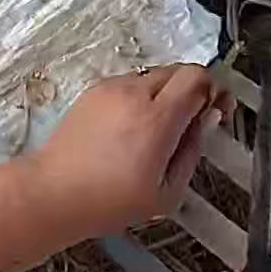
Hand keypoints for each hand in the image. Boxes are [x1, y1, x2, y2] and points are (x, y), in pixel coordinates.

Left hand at [24, 65, 231, 236]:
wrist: (53, 192)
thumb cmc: (110, 201)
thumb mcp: (167, 191)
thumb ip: (192, 149)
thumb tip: (206, 119)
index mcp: (156, 119)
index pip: (198, 78)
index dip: (214, 90)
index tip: (217, 110)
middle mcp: (134, 93)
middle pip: (179, 70)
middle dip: (193, 90)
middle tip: (191, 120)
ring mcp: (111, 88)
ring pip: (153, 75)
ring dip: (166, 93)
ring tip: (157, 130)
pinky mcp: (93, 90)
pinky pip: (129, 83)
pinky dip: (141, 97)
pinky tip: (132, 127)